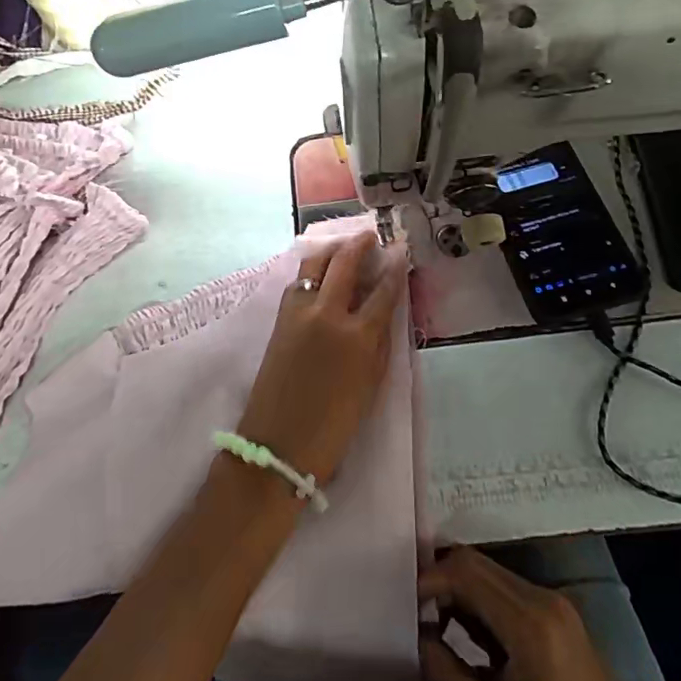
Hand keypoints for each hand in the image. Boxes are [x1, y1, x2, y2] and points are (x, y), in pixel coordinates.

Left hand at [235, 231, 406, 487]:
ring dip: (332, 251)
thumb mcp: (372, 384)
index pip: (383, 290)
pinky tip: (321, 274)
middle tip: (371, 235)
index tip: (401, 250)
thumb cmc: (335, 424)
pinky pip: (298, 283)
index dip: (395, 268)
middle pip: (344, 265)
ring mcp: (298, 314)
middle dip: (359, 245)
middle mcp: (326, 314)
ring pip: (314, 266)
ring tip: (344, 247)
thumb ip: (380, 342)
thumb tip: (384, 311)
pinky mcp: (279, 321)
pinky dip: (313, 272)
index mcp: (357, 335)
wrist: (279, 444)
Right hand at [419, 548, 680, 680]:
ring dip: (458, 589)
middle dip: (440, 580)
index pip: (465, 573)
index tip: (401, 604)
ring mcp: (553, 602)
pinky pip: (506, 589)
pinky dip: (478, 600)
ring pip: (490, 573)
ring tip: (431, 623)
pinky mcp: (556, 612)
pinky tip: (463, 630)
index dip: (428, 581)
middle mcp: (542, 597)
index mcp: (529, 621)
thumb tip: (415, 639)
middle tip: (412, 611)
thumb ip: (447, 675)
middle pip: (477, 563)